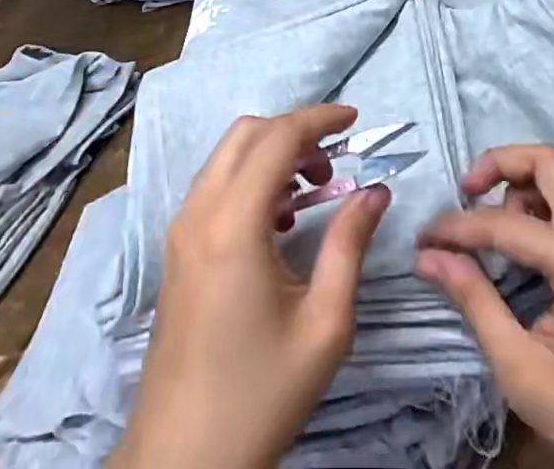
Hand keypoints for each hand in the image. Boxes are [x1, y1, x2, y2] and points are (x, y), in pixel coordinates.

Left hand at [109, 104, 391, 468]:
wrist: (183, 452)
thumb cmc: (262, 392)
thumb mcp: (324, 323)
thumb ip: (350, 245)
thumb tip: (375, 191)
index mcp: (232, 224)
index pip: (276, 139)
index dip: (318, 118)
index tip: (355, 117)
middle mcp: (198, 212)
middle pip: (245, 135)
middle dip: (294, 131)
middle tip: (337, 159)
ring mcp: (181, 229)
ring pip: (226, 158)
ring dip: (271, 155)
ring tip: (316, 189)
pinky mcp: (178, 248)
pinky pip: (215, 187)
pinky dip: (250, 180)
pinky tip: (282, 218)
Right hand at [415, 145, 553, 468]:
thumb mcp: (522, 370)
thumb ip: (474, 301)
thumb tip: (427, 256)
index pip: (505, 222)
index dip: (456, 227)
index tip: (423, 240)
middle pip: (550, 163)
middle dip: (499, 163)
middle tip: (464, 191)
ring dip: (519, 183)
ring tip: (487, 224)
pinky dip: (537, 204)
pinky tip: (516, 242)